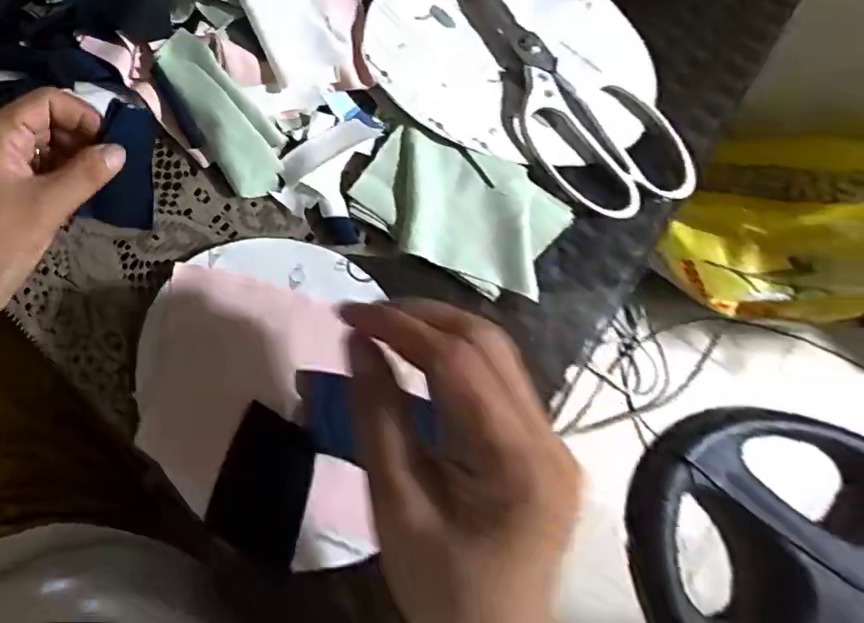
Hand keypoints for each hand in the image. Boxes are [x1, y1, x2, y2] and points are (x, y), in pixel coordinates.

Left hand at [0, 88, 125, 335]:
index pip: (46, 100)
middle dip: (77, 136)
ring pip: (35, 145)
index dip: (82, 114)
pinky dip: (50, 175)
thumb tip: (120, 150)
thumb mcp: (47, 207)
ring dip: (66, 158)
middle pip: (41, 119)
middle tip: (108, 166)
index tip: (110, 143)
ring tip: (94, 184)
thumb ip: (86, 174)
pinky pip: (25, 168)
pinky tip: (72, 196)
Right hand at [342, 300, 582, 622]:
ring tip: (377, 328)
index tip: (342, 313)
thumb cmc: (438, 578)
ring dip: (433, 328)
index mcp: (515, 459)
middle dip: (418, 314)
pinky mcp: (536, 451)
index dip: (396, 324)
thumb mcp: (393, 496)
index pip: (457, 361)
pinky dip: (447, 353)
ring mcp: (549, 446)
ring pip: (495, 354)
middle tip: (359, 315)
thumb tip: (358, 341)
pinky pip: (494, 379)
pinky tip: (409, 358)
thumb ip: (377, 413)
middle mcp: (547, 443)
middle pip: (487, 344)